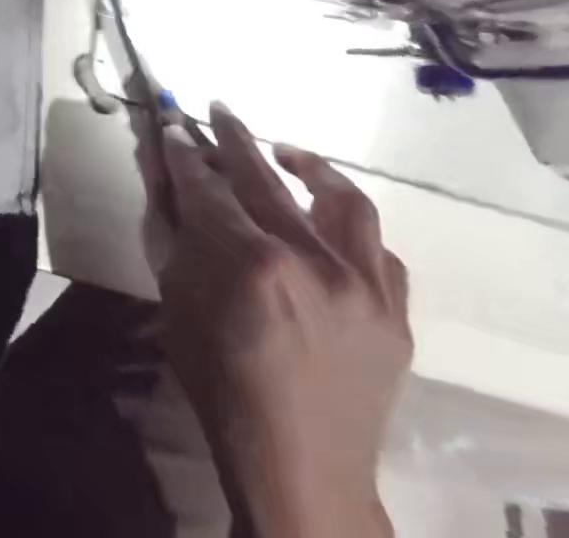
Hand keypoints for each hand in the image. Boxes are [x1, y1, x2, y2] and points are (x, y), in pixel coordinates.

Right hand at [153, 102, 411, 537]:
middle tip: (219, 109)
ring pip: (342, 200)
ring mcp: (364, 283)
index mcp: (247, 262)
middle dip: (234, 138)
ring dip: (310, 166)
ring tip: (287, 152)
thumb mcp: (177, 301)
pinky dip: (350, 227)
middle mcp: (310, 260)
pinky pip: (378, 250)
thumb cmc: (219, 379)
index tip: (174, 128)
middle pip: (264, 179)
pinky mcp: (396, 309)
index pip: (206, 187)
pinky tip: (328, 225)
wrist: (298, 458)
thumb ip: (177, 234)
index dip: (185, 154)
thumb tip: (171, 179)